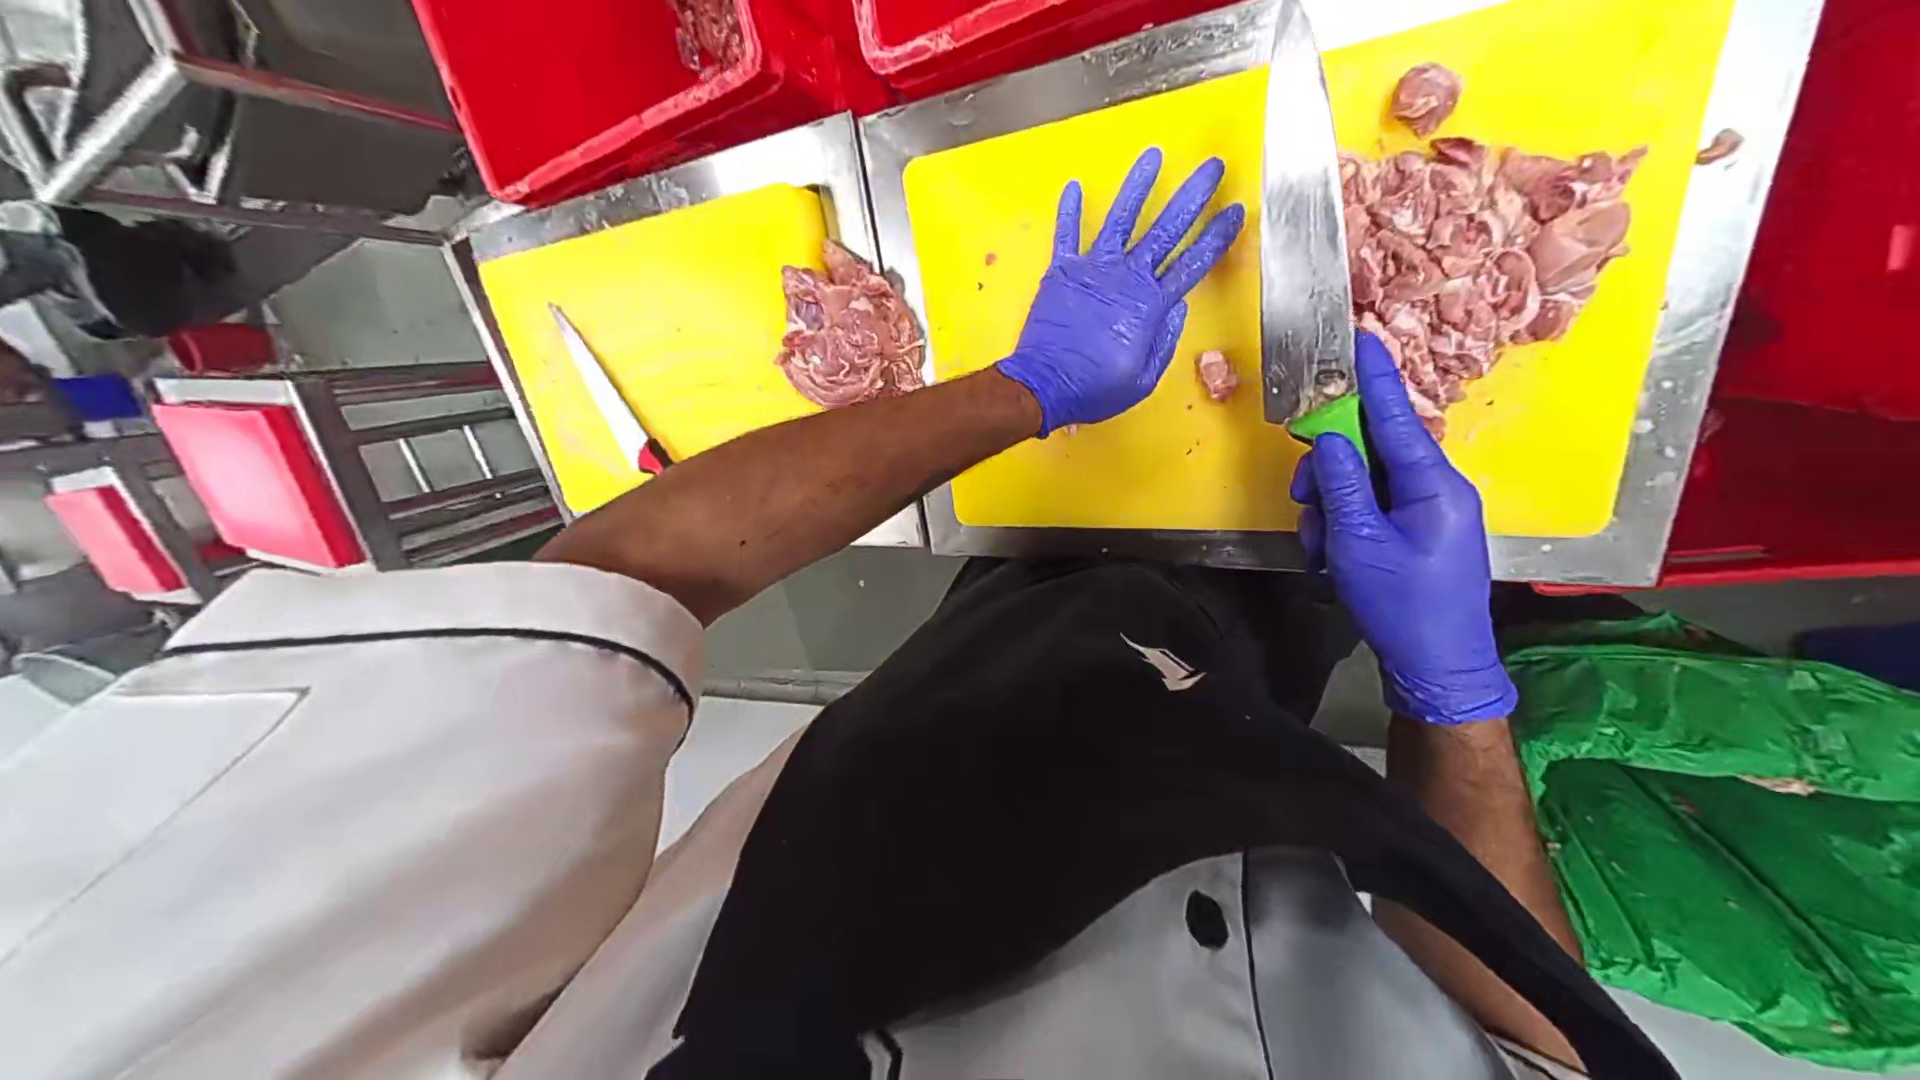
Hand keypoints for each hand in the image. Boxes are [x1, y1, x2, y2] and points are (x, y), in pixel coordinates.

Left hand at [996, 148, 1244, 435]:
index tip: (1233, 212)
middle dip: (1191, 197)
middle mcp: (1126, 279)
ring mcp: (1093, 272)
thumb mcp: (1143, 379)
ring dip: (1137, 186)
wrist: (1043, 387)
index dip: (1215, 237)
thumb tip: (1177, 307)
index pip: (1192, 263)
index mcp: (1150, 306)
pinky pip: (1066, 235)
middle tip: (1211, 167)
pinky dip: (1070, 212)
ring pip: (1120, 219)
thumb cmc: (1094, 389)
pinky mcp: (1061, 273)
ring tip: (1152, 155)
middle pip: (1165, 230)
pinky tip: (1075, 186)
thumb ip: (1164, 341)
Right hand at [1290, 332, 1516, 725]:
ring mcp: (1426, 510)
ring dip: (1330, 507)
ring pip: (1362, 482)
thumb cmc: (1401, 604)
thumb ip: (1342, 485)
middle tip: (1304, 500)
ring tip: (1323, 546)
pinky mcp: (1414, 530)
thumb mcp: (1360, 543)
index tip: (1360, 337)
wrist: (1437, 664)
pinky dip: (1343, 525)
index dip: (1374, 377)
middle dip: (1328, 471)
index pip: (1396, 416)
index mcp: (1432, 483)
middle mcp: (1434, 487)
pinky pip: (1370, 508)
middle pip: (1369, 451)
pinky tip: (1334, 555)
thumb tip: (1328, 439)